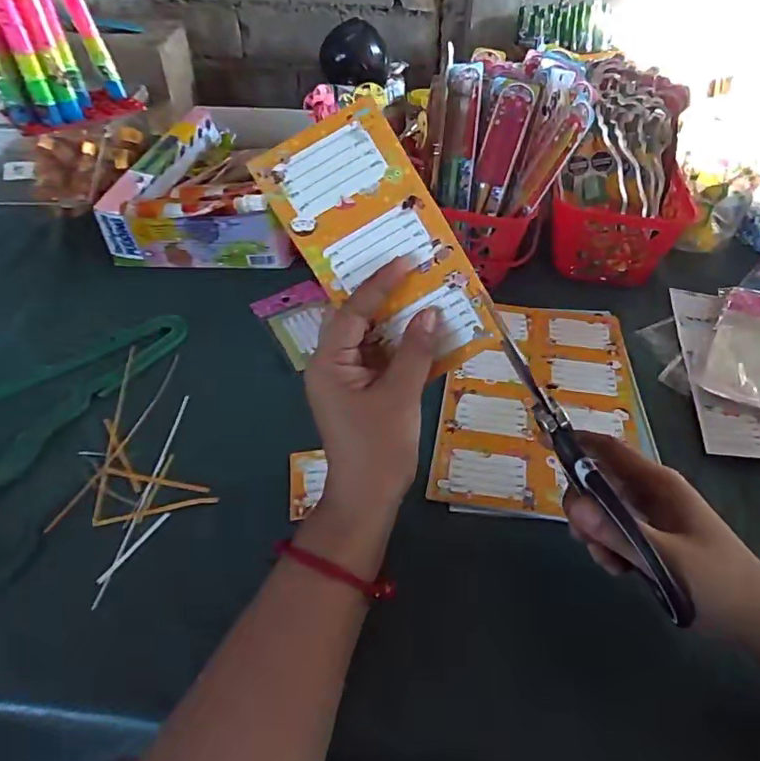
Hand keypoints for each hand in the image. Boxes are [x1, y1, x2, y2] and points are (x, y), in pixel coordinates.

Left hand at [304, 257, 441, 510]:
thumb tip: (430, 312)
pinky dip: (404, 348)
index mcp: (329, 363)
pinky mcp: (363, 392)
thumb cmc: (378, 447)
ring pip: (373, 339)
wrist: (369, 499)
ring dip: (399, 322)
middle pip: (358, 320)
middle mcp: (332, 365)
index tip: (405, 261)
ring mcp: (348, 380)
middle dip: (387, 298)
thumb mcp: (400, 395)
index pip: (353, 312)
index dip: (380, 285)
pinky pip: (383, 360)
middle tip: (415, 272)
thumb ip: (415, 351)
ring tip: (426, 297)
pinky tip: (427, 336)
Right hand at [564, 433, 759, 642]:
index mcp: (660, 484)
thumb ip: (619, 534)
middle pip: (600, 483)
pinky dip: (611, 548)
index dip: (577, 441)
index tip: (544, 442)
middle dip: (585, 509)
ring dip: (598, 535)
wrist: (759, 619)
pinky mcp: (654, 538)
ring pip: (605, 512)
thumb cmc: (719, 583)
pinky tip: (623, 572)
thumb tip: (574, 505)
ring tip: (614, 565)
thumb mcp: (666, 559)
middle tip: (588, 540)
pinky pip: (618, 533)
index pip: (610, 450)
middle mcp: (653, 493)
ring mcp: (654, 516)